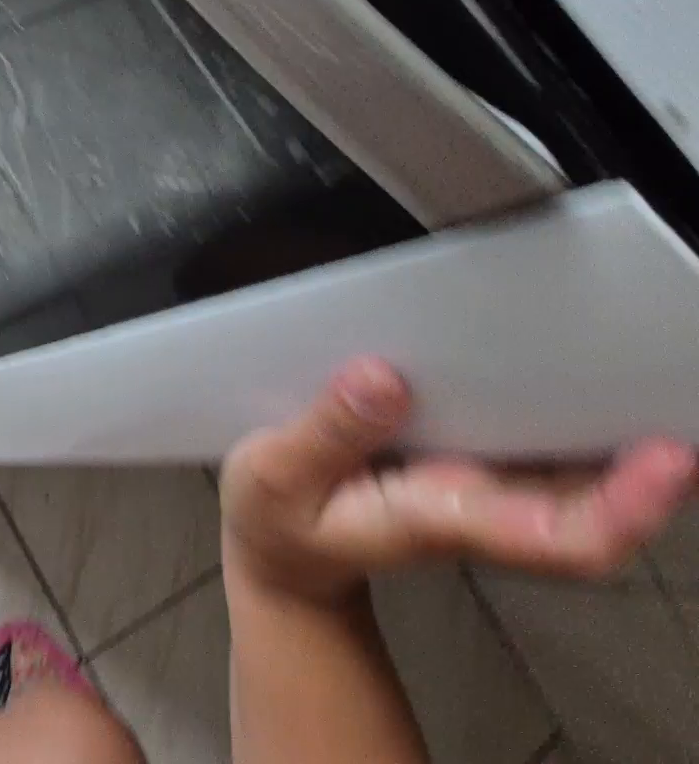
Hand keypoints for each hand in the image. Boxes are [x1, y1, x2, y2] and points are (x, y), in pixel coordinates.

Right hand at [219, 357, 696, 602]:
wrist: (283, 558)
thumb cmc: (274, 521)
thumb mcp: (275, 475)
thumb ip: (327, 432)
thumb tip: (382, 376)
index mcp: (433, 519)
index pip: (556, 537)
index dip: (623, 507)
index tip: (668, 459)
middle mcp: (476, 512)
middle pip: (590, 512)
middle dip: (645, 472)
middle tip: (664, 393)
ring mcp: (476, 498)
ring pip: (575, 487)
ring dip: (618, 448)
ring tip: (630, 376)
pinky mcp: (462, 479)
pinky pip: (536, 463)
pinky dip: (568, 430)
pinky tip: (566, 387)